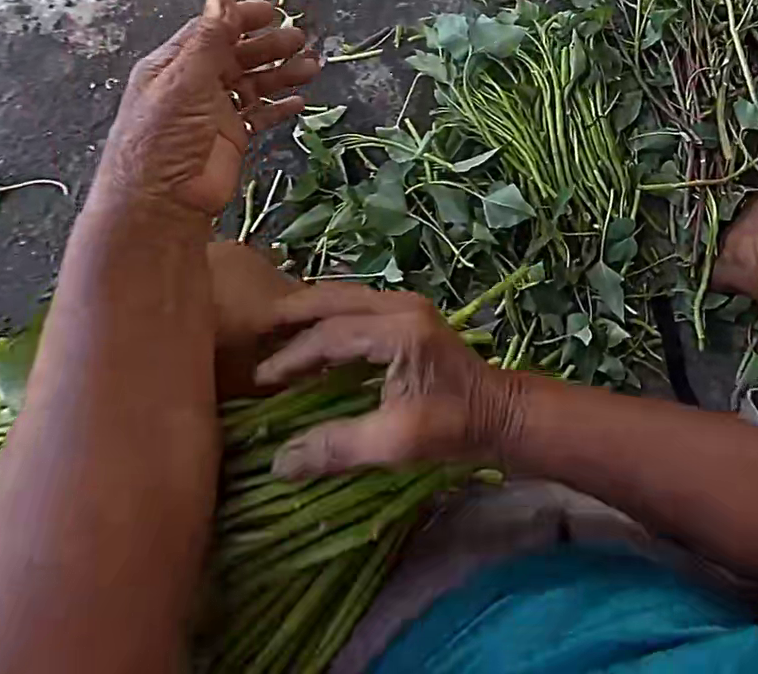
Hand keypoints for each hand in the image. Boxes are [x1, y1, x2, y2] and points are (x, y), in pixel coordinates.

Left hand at [96, 0, 319, 219]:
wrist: (163, 201)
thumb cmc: (165, 137)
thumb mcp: (185, 81)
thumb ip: (208, 38)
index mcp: (177, 65)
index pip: (212, 32)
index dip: (242, 19)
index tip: (275, 12)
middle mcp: (196, 85)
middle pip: (239, 56)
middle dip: (270, 46)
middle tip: (301, 40)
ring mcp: (216, 112)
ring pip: (255, 84)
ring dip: (282, 74)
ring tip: (313, 68)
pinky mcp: (233, 137)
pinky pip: (260, 115)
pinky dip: (279, 107)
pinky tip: (300, 102)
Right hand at [252, 284, 513, 478]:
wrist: (501, 412)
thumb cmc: (455, 426)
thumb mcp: (396, 441)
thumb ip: (338, 446)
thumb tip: (279, 462)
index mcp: (399, 329)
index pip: (331, 335)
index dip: (292, 357)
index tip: (261, 379)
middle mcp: (402, 305)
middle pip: (335, 298)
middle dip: (294, 312)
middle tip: (256, 330)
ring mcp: (409, 305)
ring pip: (347, 296)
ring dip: (313, 311)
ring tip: (277, 330)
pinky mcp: (411, 314)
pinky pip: (360, 305)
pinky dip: (333, 316)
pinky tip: (316, 337)